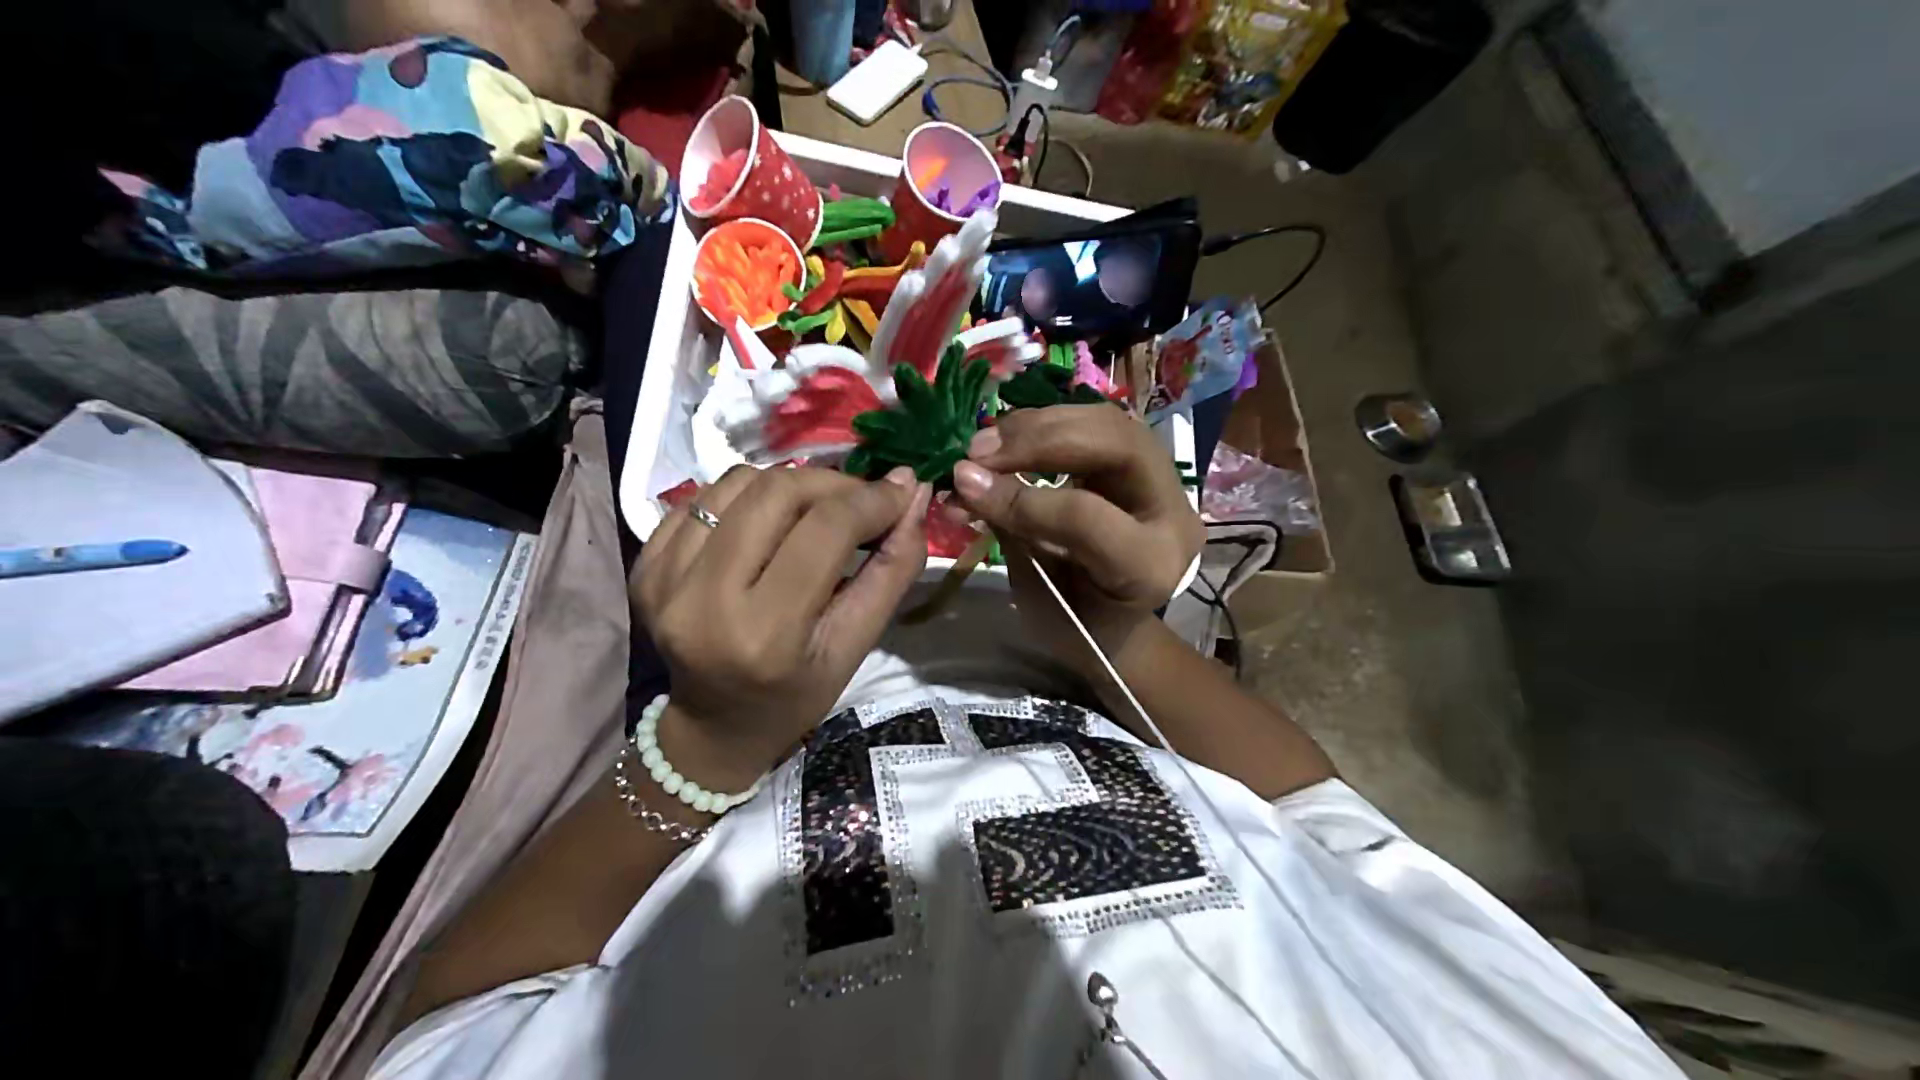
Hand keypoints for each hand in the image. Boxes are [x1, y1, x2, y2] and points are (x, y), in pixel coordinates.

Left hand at [631, 466, 928, 793]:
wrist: (714, 726)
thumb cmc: (795, 696)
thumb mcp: (856, 646)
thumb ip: (893, 571)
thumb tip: (913, 493)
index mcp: (764, 634)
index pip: (824, 530)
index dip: (871, 500)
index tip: (901, 492)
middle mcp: (702, 599)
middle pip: (777, 492)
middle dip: (833, 484)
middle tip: (861, 500)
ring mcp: (663, 577)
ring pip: (739, 483)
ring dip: (790, 486)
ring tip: (814, 513)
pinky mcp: (644, 562)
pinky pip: (703, 496)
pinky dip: (745, 498)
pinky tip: (764, 526)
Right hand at [950, 405, 1203, 676]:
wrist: (1109, 620)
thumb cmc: (1071, 620)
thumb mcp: (1038, 589)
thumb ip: (1009, 530)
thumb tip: (962, 478)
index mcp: (1150, 566)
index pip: (1087, 516)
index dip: (1023, 498)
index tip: (964, 485)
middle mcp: (1172, 514)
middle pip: (1115, 445)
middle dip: (1038, 438)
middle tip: (977, 450)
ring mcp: (1164, 480)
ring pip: (1107, 422)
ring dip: (1037, 424)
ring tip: (985, 442)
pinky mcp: (1143, 459)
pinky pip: (1096, 423)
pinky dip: (1045, 424)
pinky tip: (1008, 437)